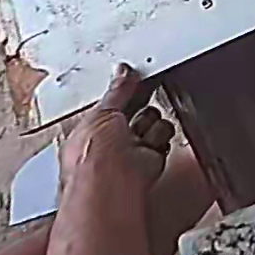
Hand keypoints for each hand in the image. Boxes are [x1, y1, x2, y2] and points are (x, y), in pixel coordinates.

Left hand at [60, 64, 175, 192]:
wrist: (111, 182)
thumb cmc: (91, 157)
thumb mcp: (100, 112)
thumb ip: (117, 91)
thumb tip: (124, 71)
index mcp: (91, 129)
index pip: (111, 103)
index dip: (122, 91)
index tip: (132, 78)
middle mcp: (111, 141)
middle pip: (134, 111)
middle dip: (138, 105)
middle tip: (139, 101)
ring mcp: (132, 151)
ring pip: (151, 122)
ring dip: (149, 123)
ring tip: (140, 130)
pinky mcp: (151, 160)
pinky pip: (163, 137)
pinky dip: (159, 136)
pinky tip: (151, 141)